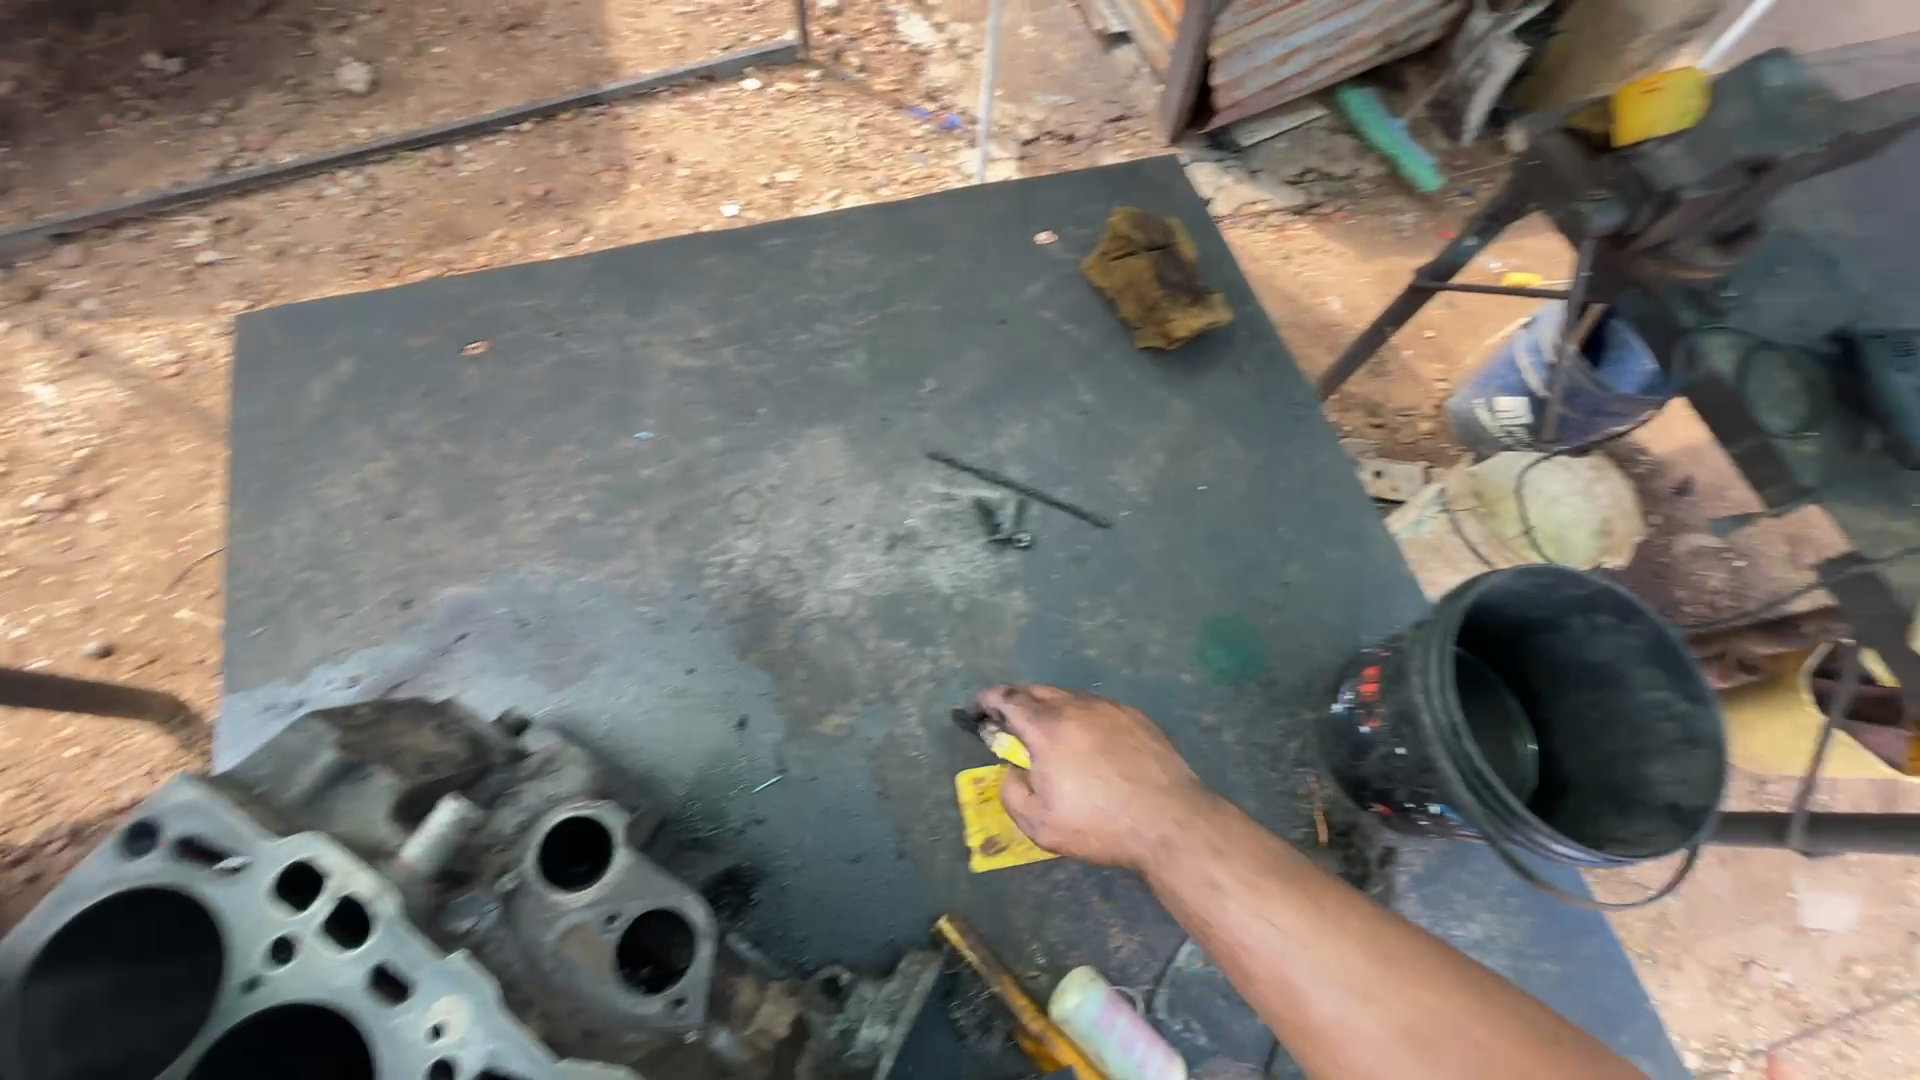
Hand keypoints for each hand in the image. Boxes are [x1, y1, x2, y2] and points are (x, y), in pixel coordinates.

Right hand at [976, 684, 1214, 871]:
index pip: (1007, 698)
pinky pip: (1098, 708)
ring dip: (1051, 708)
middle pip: (1037, 691)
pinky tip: (1090, 742)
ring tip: (1051, 734)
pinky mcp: (1136, 717)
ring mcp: (1110, 708)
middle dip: (1016, 701)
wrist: (1169, 821)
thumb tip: (1012, 770)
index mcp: (1046, 727)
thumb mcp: (1039, 824)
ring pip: (1070, 697)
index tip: (976, 708)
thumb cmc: (1099, 824)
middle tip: (1009, 723)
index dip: (987, 700)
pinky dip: (1082, 717)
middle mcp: (1076, 707)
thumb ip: (1012, 792)